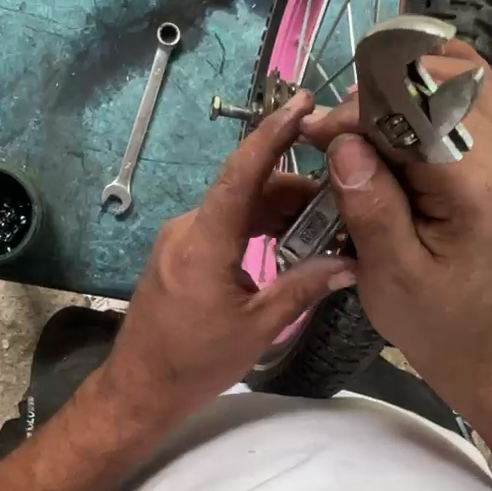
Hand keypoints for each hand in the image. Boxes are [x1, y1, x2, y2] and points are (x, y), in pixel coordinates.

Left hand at [97, 92, 356, 425]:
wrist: (141, 388)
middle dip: (295, 190)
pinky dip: (257, 230)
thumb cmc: (196, 362)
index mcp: (204, 241)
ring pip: (236, 210)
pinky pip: (224, 228)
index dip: (273, 135)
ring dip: (278, 214)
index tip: (303, 102)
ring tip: (324, 226)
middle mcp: (188, 229)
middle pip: (247, 191)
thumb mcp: (257, 327)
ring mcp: (180, 241)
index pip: (241, 173)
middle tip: (343, 196)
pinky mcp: (180, 256)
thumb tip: (350, 264)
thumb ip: (303, 288)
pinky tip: (289, 246)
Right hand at [298, 40, 491, 403]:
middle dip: (381, 93)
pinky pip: (466, 103)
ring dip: (403, 89)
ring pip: (463, 79)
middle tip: (335, 130)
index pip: (422, 112)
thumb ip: (371, 205)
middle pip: (447, 81)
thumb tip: (342, 143)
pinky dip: (423, 101)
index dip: (363, 112)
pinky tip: (389, 124)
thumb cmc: (433, 321)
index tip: (318, 135)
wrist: (479, 349)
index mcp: (480, 189)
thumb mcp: (390, 274)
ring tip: (359, 123)